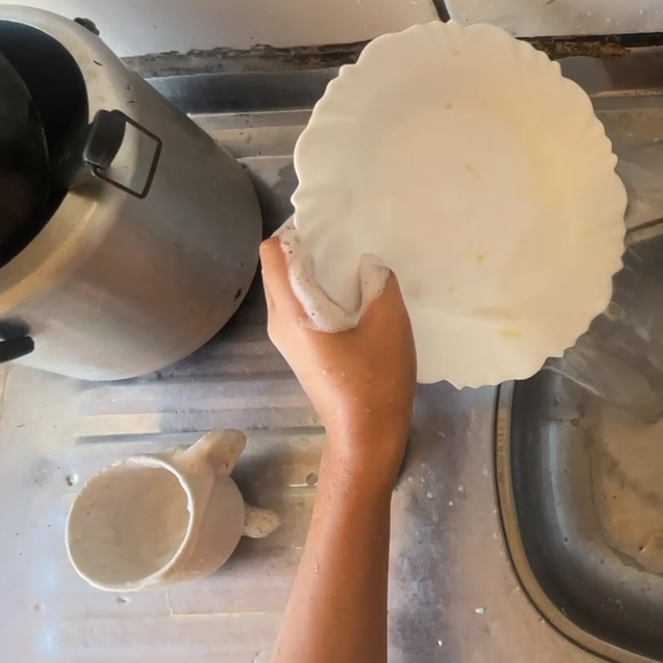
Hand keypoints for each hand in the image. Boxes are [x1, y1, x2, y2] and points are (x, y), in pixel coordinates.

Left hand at [259, 236, 415, 467]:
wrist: (367, 436)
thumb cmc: (375, 380)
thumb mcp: (389, 324)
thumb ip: (380, 284)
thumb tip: (369, 266)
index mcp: (292, 312)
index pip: (273, 253)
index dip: (296, 232)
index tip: (330, 226)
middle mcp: (280, 324)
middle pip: (281, 270)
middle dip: (310, 250)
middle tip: (350, 242)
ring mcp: (289, 341)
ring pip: (293, 292)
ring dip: (319, 275)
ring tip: (356, 269)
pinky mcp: (303, 353)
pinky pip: (304, 311)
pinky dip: (323, 297)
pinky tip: (356, 302)